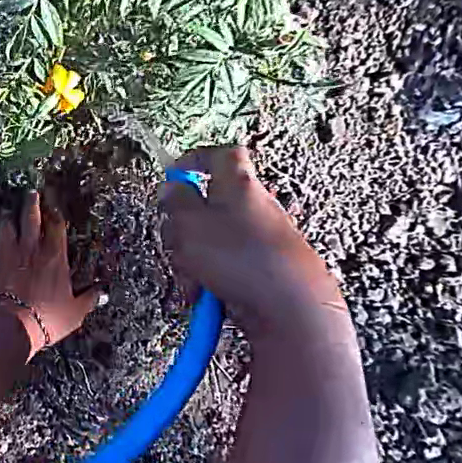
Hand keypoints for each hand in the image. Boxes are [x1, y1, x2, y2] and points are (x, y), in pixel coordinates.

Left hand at [0, 191, 101, 357]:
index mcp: (55, 257)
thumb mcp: (75, 312)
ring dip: (6, 213)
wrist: (12, 324)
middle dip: (31, 203)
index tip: (54, 204)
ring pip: (6, 222)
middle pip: (31, 217)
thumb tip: (102, 293)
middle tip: (30, 192)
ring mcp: (7, 250)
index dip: (56, 213)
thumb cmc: (46, 319)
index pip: (57, 227)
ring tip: (5, 206)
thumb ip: (88, 299)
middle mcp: (31, 247)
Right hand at [159, 146, 348, 344]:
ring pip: (212, 240)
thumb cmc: (242, 259)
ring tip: (195, 280)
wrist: (291, 308)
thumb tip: (170, 188)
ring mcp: (259, 239)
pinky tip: (208, 295)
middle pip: (209, 204)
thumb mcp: (191, 225)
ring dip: (194, 260)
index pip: (220, 154)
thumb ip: (176, 202)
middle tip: (177, 241)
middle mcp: (253, 207)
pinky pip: (225, 266)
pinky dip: (210, 279)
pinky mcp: (261, 268)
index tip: (174, 174)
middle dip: (185, 227)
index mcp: (238, 185)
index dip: (195, 160)